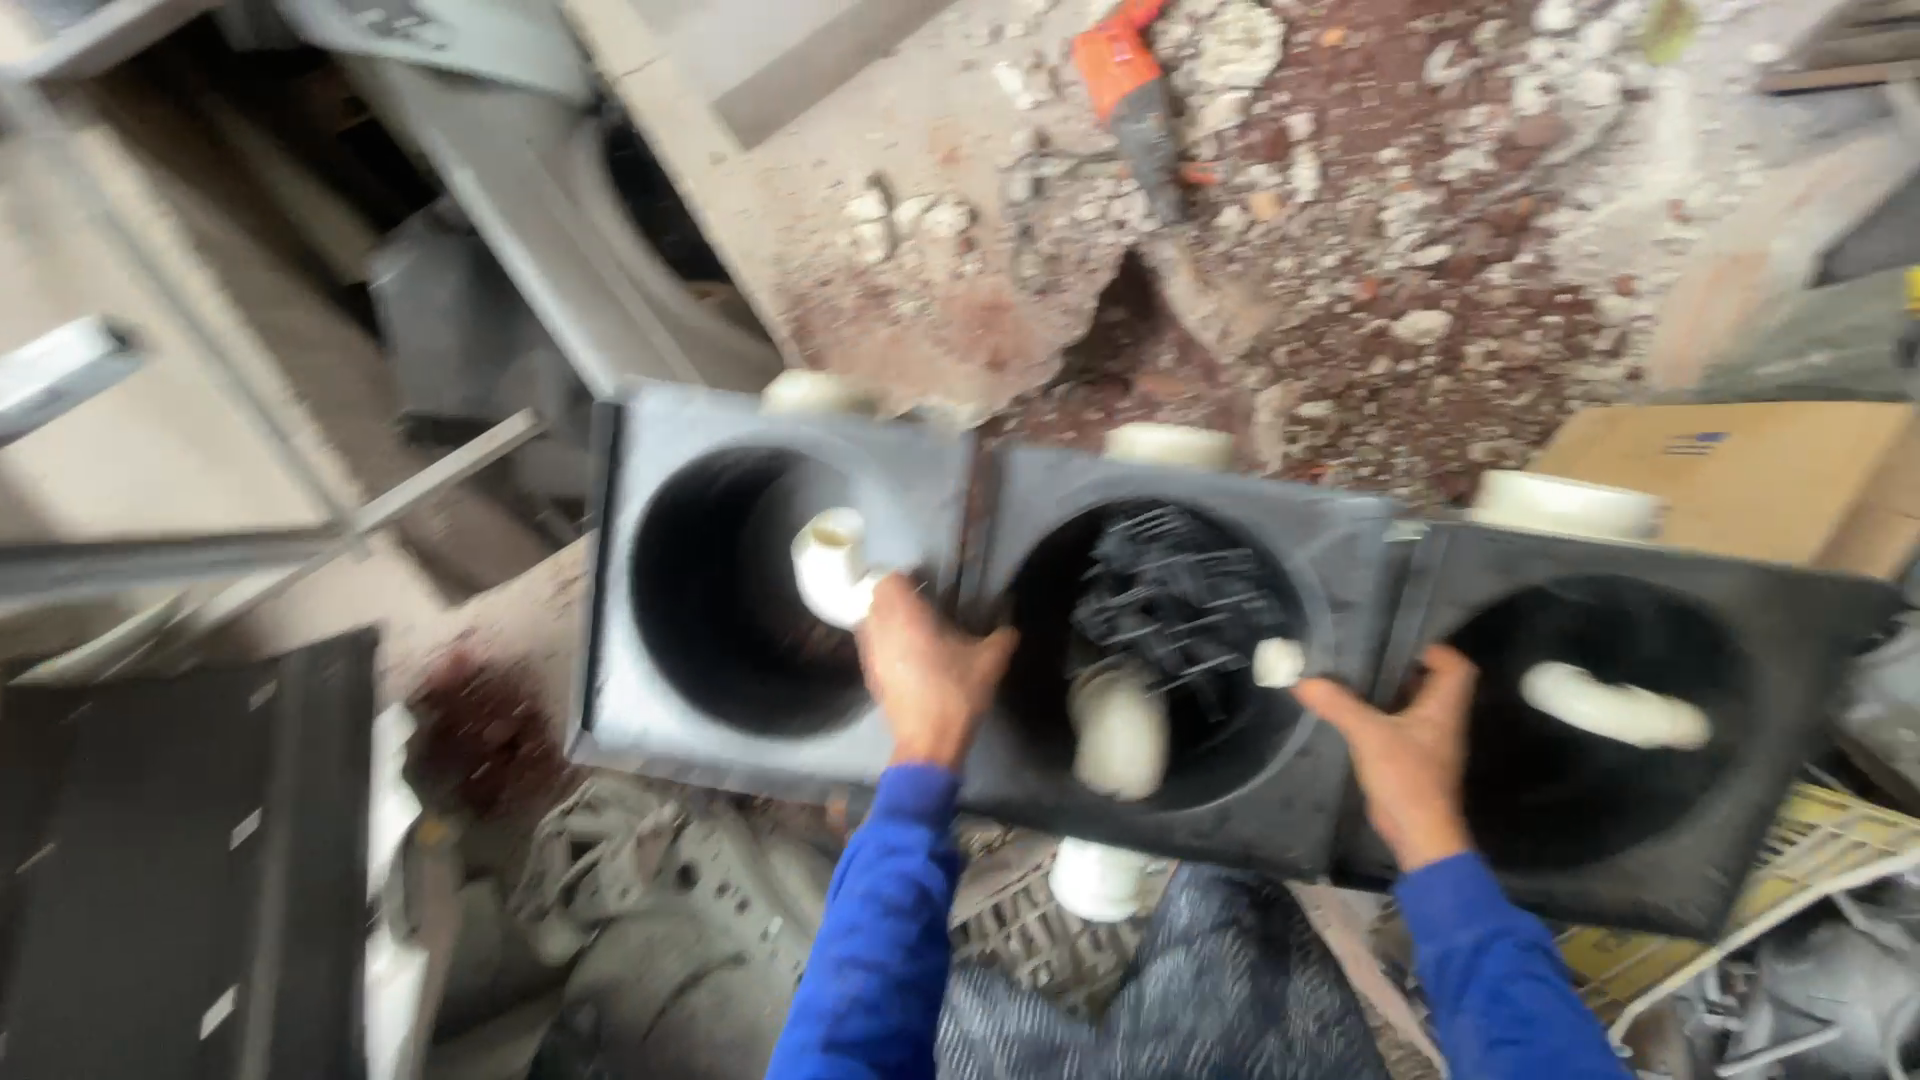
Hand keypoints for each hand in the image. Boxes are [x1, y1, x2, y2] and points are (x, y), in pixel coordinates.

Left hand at [856, 574, 1018, 768]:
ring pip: (869, 620)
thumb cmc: (957, 695)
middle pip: (876, 596)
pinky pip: (870, 642)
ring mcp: (872, 653)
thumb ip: (1003, 637)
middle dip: (894, 595)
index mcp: (909, 618)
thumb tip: (1012, 628)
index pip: (889, 580)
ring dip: (886, 616)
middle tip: (920, 603)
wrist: (929, 742)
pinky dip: (883, 639)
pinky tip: (907, 652)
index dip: (905, 578)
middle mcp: (883, 630)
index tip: (925, 584)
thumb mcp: (990, 663)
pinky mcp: (870, 674)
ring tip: (912, 627)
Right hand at [1291, 645, 1478, 872]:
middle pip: (1430, 682)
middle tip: (1364, 650)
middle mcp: (1440, 721)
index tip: (1397, 640)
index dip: (1434, 649)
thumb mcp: (1369, 735)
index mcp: (1443, 710)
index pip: (1456, 668)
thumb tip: (1302, 681)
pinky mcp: (1409, 757)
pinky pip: (1394, 723)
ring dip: (1385, 688)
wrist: (1418, 834)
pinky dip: (1375, 712)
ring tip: (1350, 673)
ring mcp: (1426, 740)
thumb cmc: (1407, 778)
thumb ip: (1338, 705)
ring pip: (1410, 703)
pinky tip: (1346, 708)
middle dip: (1400, 664)